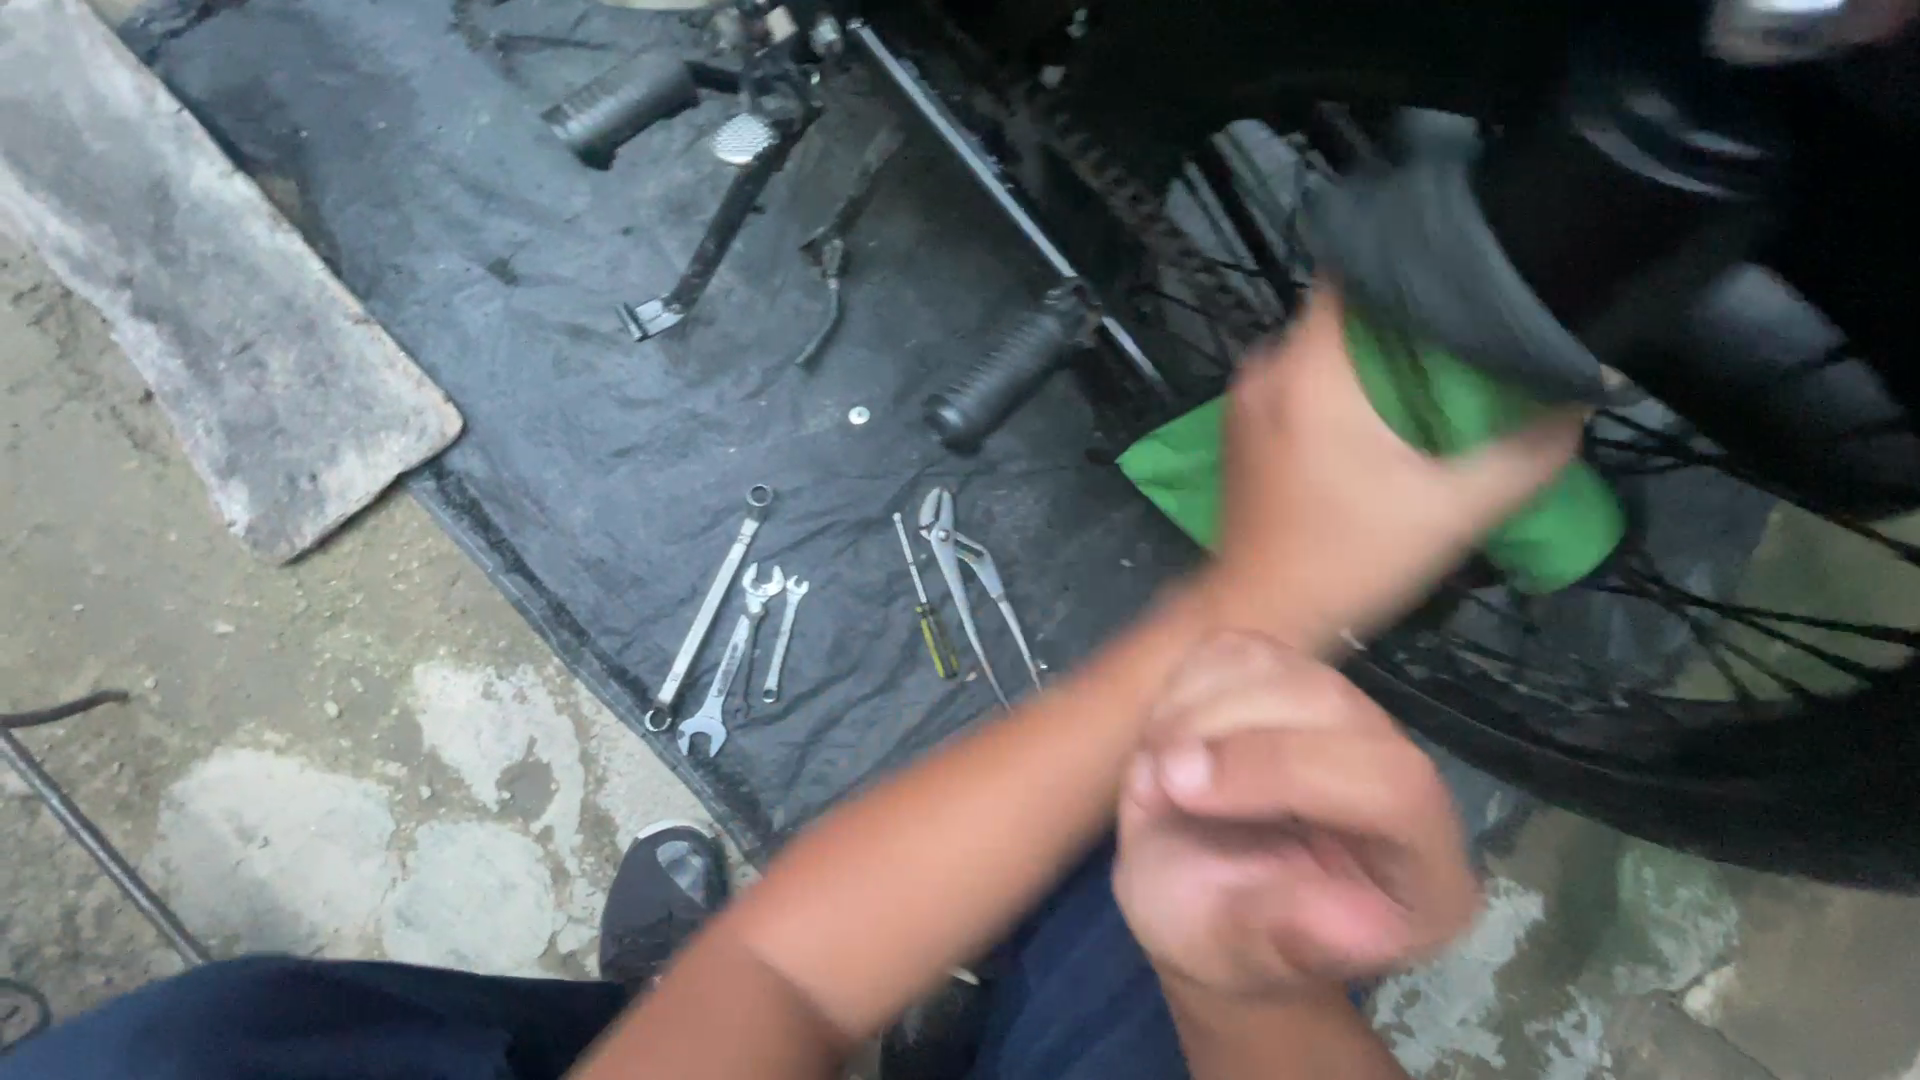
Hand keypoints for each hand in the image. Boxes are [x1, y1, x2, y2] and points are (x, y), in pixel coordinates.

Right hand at [1113, 633, 1479, 999]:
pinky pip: (1229, 651)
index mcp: (1421, 871)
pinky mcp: (1281, 679)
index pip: (1393, 786)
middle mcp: (1394, 777)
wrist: (1197, 898)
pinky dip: (1181, 688)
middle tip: (1157, 777)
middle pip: (1329, 704)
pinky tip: (1168, 740)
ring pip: (1273, 666)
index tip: (1183, 788)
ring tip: (1159, 772)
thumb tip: (1332, 913)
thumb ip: (1286, 940)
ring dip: (1194, 710)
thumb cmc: (1219, 936)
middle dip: (1227, 735)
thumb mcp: (1233, 960)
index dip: (1287, 769)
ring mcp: (1338, 716)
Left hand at [1203, 286, 1584, 646]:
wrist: (1260, 613)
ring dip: (1359, 355)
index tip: (1457, 271)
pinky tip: (1371, 411)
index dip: (1403, 266)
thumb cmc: (1349, 560)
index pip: (1349, 276)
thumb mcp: (1454, 510)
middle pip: (1334, 313)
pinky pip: (1288, 382)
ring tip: (1421, 370)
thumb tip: (1583, 397)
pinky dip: (1326, 385)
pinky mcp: (1236, 431)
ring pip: (1310, 350)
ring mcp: (1241, 402)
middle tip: (1455, 329)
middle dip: (1391, 317)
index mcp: (1308, 371)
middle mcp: (1264, 371)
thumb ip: (1527, 451)